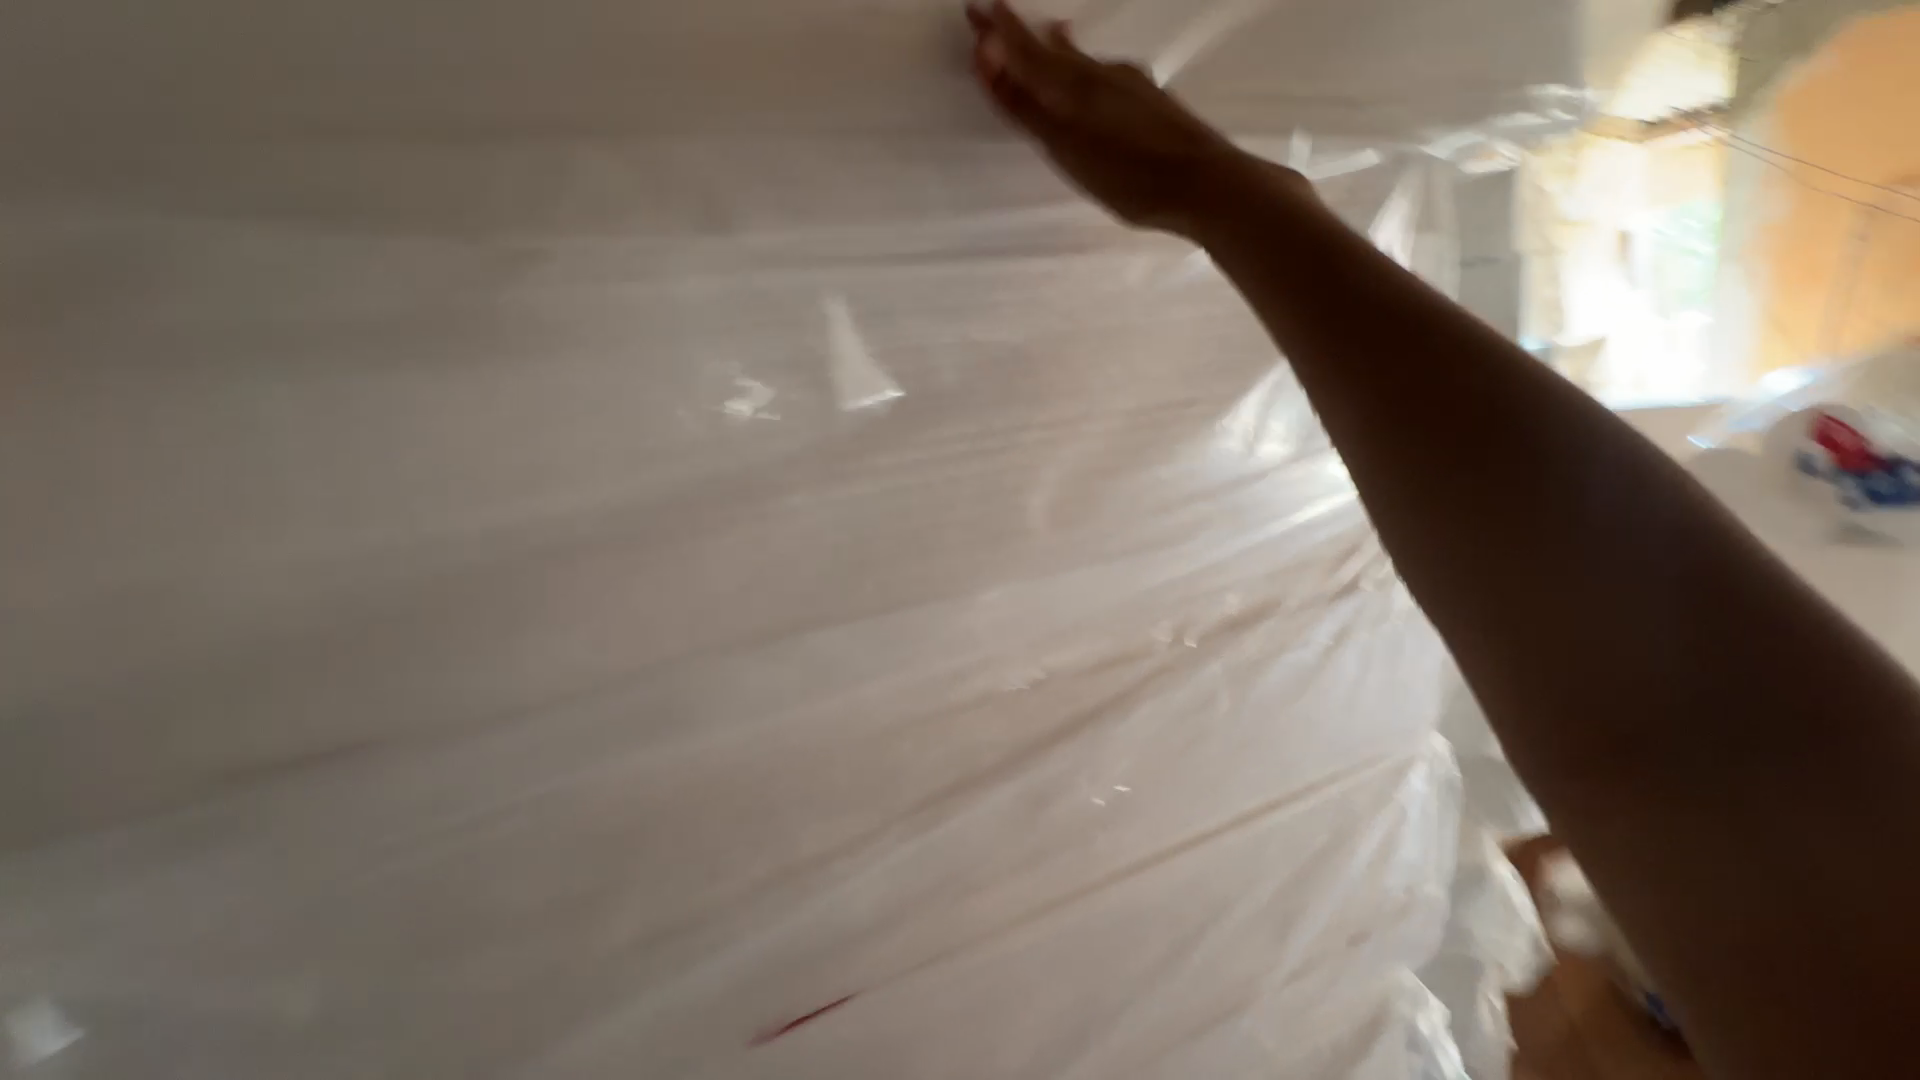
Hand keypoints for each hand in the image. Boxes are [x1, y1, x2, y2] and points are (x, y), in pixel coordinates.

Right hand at [964, 1, 1304, 238]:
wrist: (1203, 182)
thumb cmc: (1127, 174)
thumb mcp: (1066, 146)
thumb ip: (1026, 107)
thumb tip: (988, 57)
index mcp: (1072, 85)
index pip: (1026, 51)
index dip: (998, 33)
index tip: (975, 10)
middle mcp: (1099, 74)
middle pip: (1052, 50)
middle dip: (1023, 35)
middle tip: (997, 16)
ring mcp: (1129, 84)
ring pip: (1082, 59)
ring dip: (1058, 48)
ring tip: (1050, 34)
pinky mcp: (1150, 101)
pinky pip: (1104, 73)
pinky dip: (1087, 67)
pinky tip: (1094, 77)